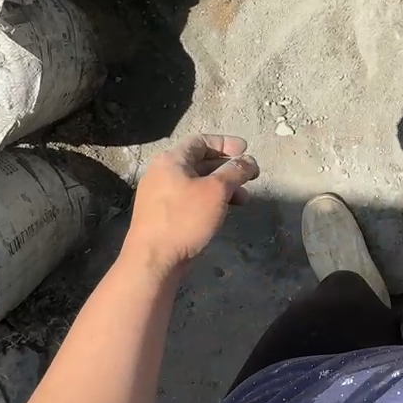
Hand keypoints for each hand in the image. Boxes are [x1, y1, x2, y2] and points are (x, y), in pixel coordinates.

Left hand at [123, 134, 259, 273]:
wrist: (153, 260)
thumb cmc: (185, 218)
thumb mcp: (216, 190)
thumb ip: (235, 171)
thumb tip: (249, 161)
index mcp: (171, 161)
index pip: (201, 141)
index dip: (226, 143)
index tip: (246, 150)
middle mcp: (162, 173)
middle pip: (200, 162)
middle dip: (228, 168)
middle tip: (250, 175)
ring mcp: (160, 195)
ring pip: (197, 183)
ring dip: (222, 187)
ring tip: (244, 199)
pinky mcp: (162, 215)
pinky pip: (190, 198)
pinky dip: (209, 200)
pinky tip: (223, 212)